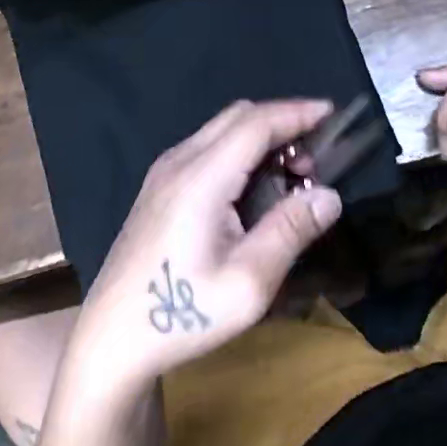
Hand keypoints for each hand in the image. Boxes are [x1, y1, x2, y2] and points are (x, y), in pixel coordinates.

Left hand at [65, 100, 343, 395]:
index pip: (255, 123)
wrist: (114, 332)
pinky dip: (237, 153)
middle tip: (313, 166)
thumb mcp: (248, 282)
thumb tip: (330, 195)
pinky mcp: (157, 187)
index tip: (332, 113)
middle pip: (236, 117)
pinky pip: (205, 149)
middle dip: (281, 125)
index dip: (296, 112)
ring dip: (259, 139)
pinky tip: (252, 190)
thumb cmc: (185, 313)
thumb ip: (289, 231)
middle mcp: (178, 162)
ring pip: (219, 131)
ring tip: (290, 180)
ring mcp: (162, 172)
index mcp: (200, 178)